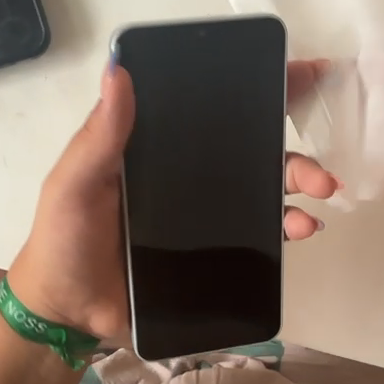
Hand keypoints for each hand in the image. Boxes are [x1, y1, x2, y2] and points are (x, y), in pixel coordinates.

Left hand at [7, 60, 338, 339]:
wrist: (68, 313)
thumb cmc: (65, 240)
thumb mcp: (74, 184)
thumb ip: (98, 137)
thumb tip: (118, 71)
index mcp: (158, 149)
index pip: (212, 109)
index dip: (258, 89)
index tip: (303, 74)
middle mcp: (189, 177)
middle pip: (253, 151)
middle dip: (295, 151)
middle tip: (317, 167)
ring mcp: (204, 218)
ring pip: (265, 192)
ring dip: (300, 185)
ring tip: (319, 193)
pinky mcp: (213, 255)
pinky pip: (258, 238)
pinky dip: (288, 228)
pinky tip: (302, 228)